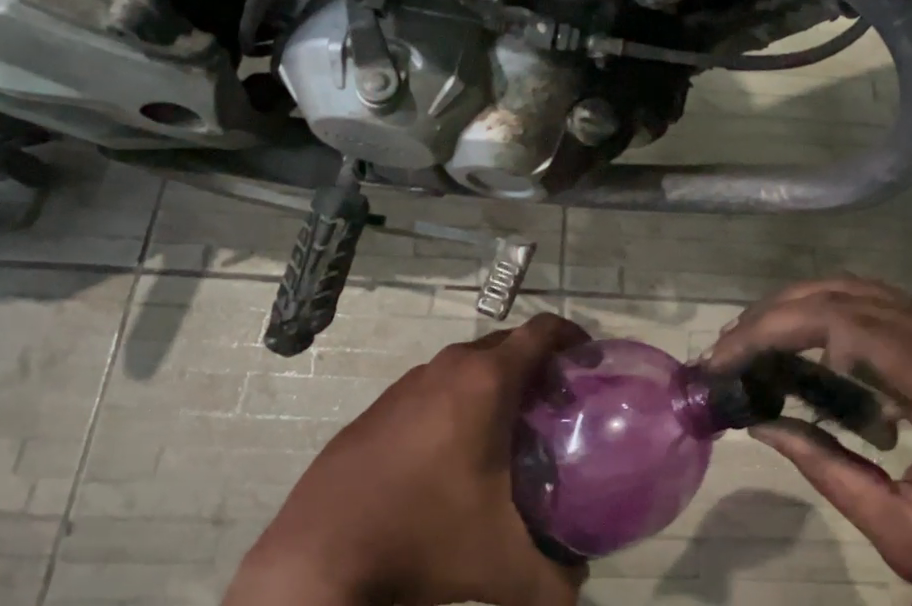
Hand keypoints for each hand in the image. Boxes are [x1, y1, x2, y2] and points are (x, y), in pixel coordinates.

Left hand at [226, 313, 590, 605]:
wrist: (320, 558)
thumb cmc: (424, 541)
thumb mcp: (504, 569)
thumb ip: (557, 582)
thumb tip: (579, 586)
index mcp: (484, 383)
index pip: (541, 331)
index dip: (573, 336)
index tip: (592, 362)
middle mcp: (446, 369)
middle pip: (505, 345)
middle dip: (537, 366)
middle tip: (559, 407)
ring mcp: (406, 385)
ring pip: (465, 368)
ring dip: (494, 387)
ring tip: (511, 435)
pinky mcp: (377, 409)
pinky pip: (432, 391)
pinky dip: (456, 406)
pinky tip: (454, 458)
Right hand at [706, 277, 911, 605]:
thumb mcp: (910, 537)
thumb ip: (829, 469)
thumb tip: (763, 422)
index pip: (846, 325)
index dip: (774, 330)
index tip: (725, 359)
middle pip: (852, 295)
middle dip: (779, 313)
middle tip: (728, 348)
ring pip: (869, 294)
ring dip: (805, 310)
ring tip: (754, 345)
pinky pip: (891, 316)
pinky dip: (838, 322)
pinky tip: (807, 352)